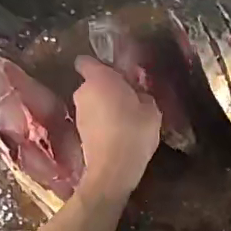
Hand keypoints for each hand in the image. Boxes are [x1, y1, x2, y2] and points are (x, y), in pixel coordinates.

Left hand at [72, 56, 160, 202]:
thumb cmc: (134, 131)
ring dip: (105, 109)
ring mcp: (78, 114)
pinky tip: (119, 136)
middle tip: (129, 100)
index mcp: (99, 78)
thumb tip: (137, 94)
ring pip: (92, 104)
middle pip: (93, 85)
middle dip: (107, 90)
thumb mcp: (151, 109)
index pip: (87, 61)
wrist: (114, 168)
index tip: (116, 75)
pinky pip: (93, 122)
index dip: (100, 66)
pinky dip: (102, 125)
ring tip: (126, 122)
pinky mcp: (79, 134)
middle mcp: (82, 92)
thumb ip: (142, 96)